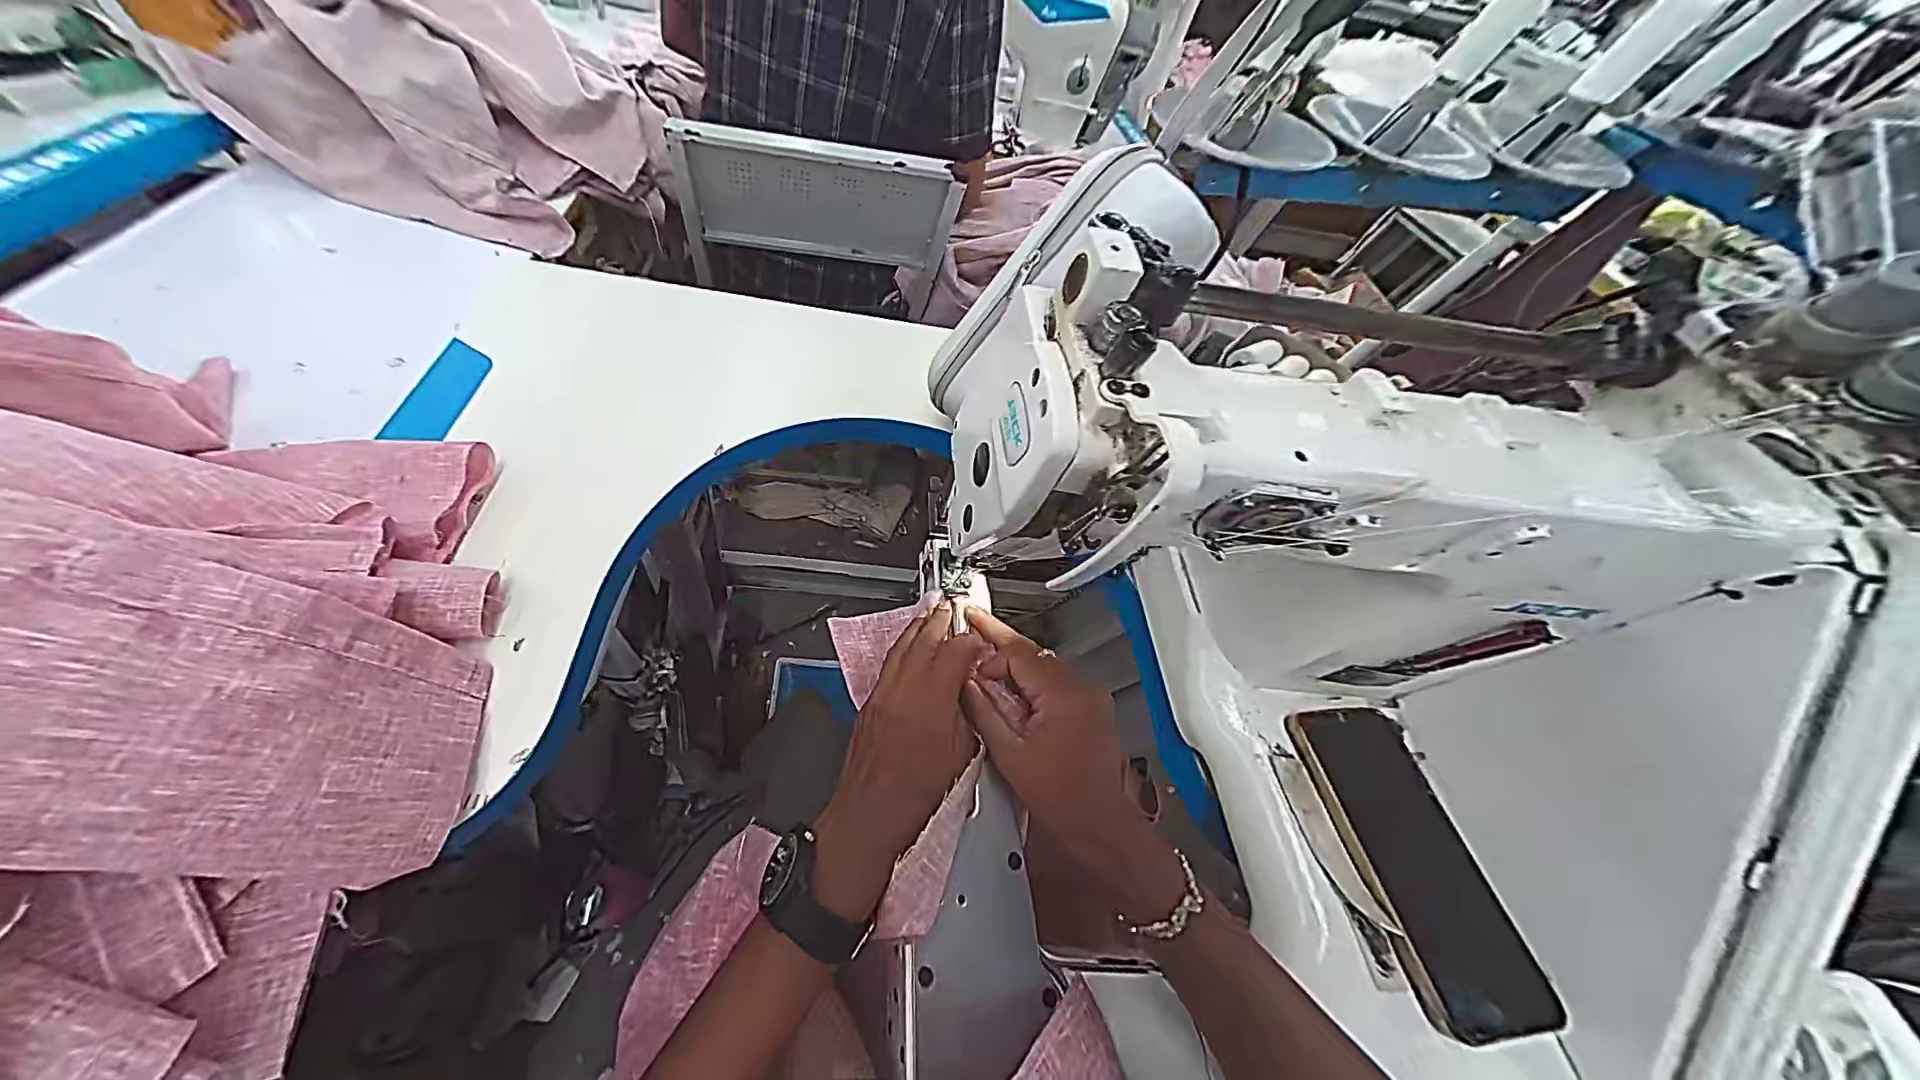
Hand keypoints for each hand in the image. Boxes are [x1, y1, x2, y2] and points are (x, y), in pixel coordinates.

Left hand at [814, 603, 983, 920]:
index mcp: (930, 703)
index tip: (979, 640)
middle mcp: (903, 692)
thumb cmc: (913, 797)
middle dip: (941, 621)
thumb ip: (967, 715)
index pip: (954, 653)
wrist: (868, 816)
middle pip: (924, 641)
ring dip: (919, 627)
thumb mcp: (959, 757)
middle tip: (954, 608)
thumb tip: (971, 690)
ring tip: (931, 615)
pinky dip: (903, 646)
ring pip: (903, 647)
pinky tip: (909, 644)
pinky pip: (889, 663)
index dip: (971, 642)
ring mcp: (882, 695)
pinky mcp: (870, 704)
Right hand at [959, 607, 1184, 922]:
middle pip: (1032, 654)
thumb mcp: (1009, 753)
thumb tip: (966, 684)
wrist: (1099, 825)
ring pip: (1043, 667)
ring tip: (986, 670)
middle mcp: (1081, 688)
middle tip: (973, 631)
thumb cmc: (1062, 799)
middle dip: (999, 648)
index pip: (1018, 652)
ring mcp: (1089, 697)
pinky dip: (1032, 683)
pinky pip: (1056, 683)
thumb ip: (984, 711)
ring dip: (1014, 666)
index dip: (989, 652)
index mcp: (1062, 695)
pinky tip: (1012, 693)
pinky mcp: (1091, 708)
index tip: (969, 648)